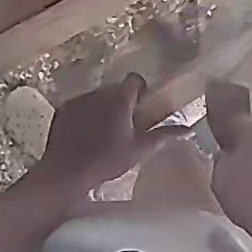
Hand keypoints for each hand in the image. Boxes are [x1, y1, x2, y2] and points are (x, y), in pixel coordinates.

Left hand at [34, 75, 185, 196]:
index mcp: (119, 99)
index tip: (143, 107)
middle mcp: (98, 93)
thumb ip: (164, 135)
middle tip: (127, 125)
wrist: (66, 172)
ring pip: (97, 97)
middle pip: (116, 89)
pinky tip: (87, 135)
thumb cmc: (107, 161)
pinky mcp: (63, 110)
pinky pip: (80, 105)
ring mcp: (78, 100)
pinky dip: (86, 114)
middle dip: (123, 102)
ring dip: (104, 108)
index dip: (141, 90)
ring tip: (106, 132)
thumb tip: (188, 129)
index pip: (134, 79)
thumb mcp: (140, 149)